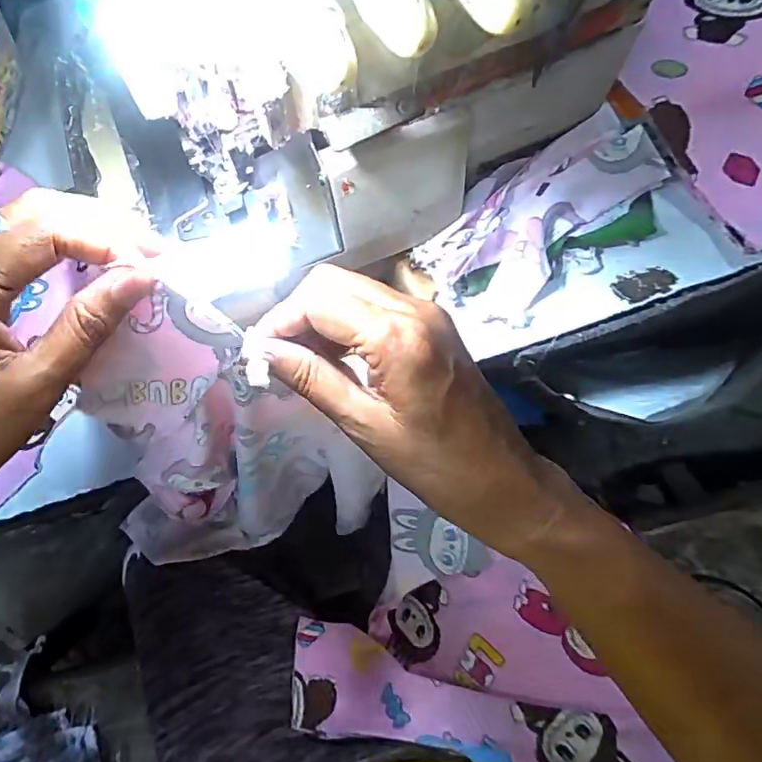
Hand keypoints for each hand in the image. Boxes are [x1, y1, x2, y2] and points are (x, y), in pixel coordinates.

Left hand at [0, 190, 158, 535]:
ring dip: (70, 228)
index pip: (45, 229)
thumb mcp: (37, 384)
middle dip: (92, 221)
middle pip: (28, 212)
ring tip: (122, 250)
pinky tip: (76, 264)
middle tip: (145, 247)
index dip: (105, 237)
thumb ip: (88, 324)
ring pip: (14, 223)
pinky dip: (44, 247)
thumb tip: (142, 275)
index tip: (151, 261)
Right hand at [250, 265, 589, 556]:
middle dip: (293, 312)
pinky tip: (330, 353)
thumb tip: (262, 353)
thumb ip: (311, 379)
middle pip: (329, 281)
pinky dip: (340, 319)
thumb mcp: (364, 425)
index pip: (317, 301)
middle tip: (274, 354)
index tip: (256, 353)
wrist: (504, 479)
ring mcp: (425, 309)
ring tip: (298, 356)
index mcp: (397, 336)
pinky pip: (370, 302)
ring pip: (348, 286)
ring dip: (315, 314)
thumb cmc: (434, 465)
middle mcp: (412, 308)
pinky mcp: (430, 319)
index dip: (278, 322)